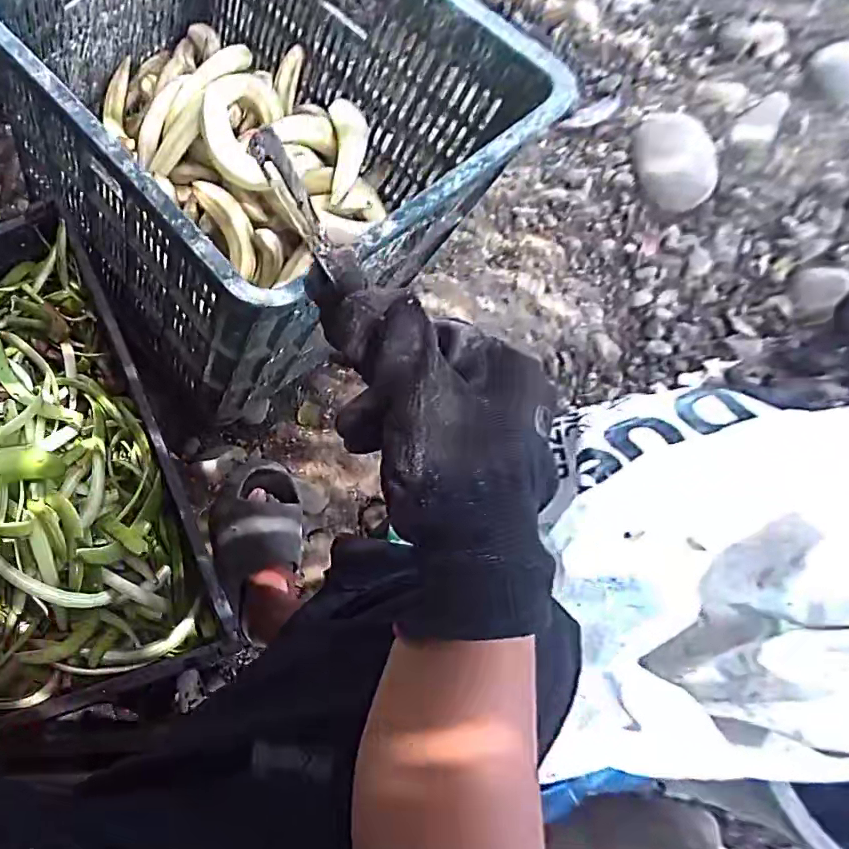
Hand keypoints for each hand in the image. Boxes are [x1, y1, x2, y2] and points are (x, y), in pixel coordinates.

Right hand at [308, 249, 557, 640]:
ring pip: (419, 400)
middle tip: (356, 416)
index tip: (342, 347)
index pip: (430, 330)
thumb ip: (403, 345)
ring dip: (381, 415)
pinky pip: (426, 430)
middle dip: (379, 388)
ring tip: (361, 443)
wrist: (473, 554)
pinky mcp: (475, 458)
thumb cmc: (449, 468)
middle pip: (423, 367)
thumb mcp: (419, 398)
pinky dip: (398, 437)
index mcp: (502, 366)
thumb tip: (393, 295)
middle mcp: (505, 390)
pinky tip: (383, 456)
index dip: (382, 337)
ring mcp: (493, 427)